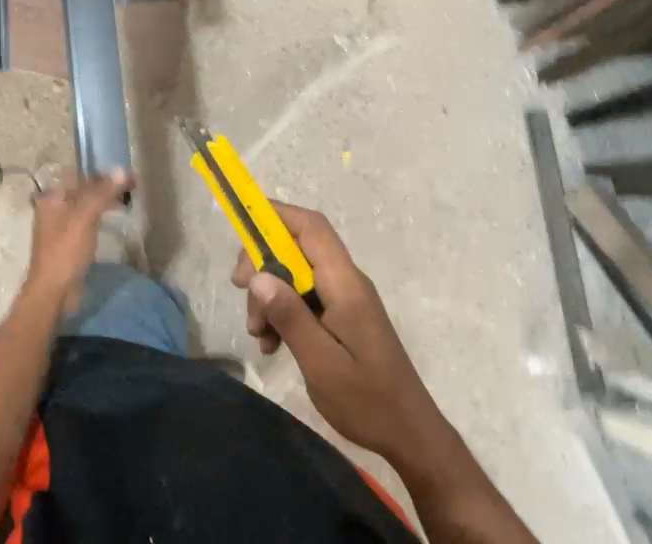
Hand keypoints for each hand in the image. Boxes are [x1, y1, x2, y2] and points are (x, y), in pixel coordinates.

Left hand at [23, 169, 133, 309]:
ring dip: (105, 199)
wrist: (54, 292)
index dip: (101, 170)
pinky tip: (115, 215)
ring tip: (128, 196)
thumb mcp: (84, 219)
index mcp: (53, 198)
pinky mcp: (71, 241)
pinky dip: (101, 214)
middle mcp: (55, 207)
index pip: (78, 174)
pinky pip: (87, 220)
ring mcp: (62, 225)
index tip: (125, 170)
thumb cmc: (65, 252)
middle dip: (106, 184)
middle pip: (83, 188)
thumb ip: (102, 194)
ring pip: (86, 204)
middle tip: (132, 183)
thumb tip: (121, 170)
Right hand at [230, 204, 445, 456]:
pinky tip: (273, 344)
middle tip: (241, 293)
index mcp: (346, 285)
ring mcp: (345, 299)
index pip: (311, 228)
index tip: (240, 221)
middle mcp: (346, 283)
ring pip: (294, 275)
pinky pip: (303, 298)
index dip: (276, 214)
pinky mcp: (341, 317)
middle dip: (262, 264)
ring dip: (269, 295)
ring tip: (260, 335)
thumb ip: (290, 316)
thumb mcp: (321, 362)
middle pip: (296, 248)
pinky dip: (282, 312)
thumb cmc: (367, 400)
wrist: (411, 435)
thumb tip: (258, 276)